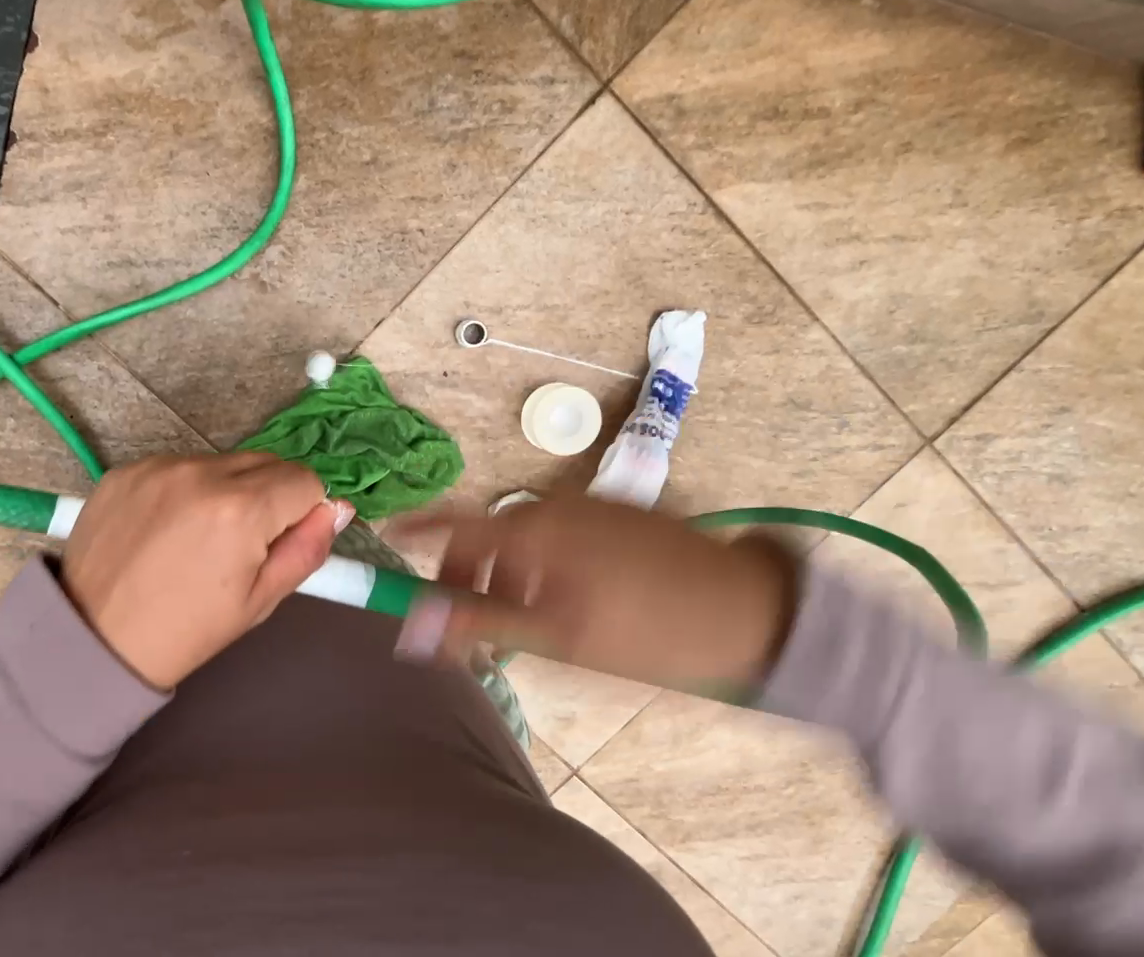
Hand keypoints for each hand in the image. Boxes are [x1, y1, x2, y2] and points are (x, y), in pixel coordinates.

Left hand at [61, 453, 352, 690]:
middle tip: (241, 545)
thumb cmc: (185, 631)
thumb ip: (306, 550)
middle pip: (266, 463)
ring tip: (198, 538)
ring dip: (227, 489)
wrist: (92, 637)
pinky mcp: (127, 469)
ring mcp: (159, 466)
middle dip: (269, 496)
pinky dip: (186, 489)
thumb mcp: (258, 602)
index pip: (304, 480)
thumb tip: (338, 508)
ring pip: (222, 462)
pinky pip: (179, 466)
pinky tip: (166, 528)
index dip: (302, 512)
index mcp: (241, 509)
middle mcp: (201, 472)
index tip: (278, 544)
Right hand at [396, 492, 796, 693]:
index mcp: (530, 530)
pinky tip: (571, 606)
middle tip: (479, 624)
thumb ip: (479, 626)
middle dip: (471, 576)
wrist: (751, 611)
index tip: (391, 538)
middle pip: (487, 536)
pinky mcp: (618, 517)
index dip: (418, 531)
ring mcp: (588, 508)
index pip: (453, 523)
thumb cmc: (645, 630)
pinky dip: (545, 566)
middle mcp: (553, 507)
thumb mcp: (556, 636)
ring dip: (511, 577)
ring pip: (524, 541)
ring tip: (531, 625)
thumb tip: (409, 628)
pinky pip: (559, 538)